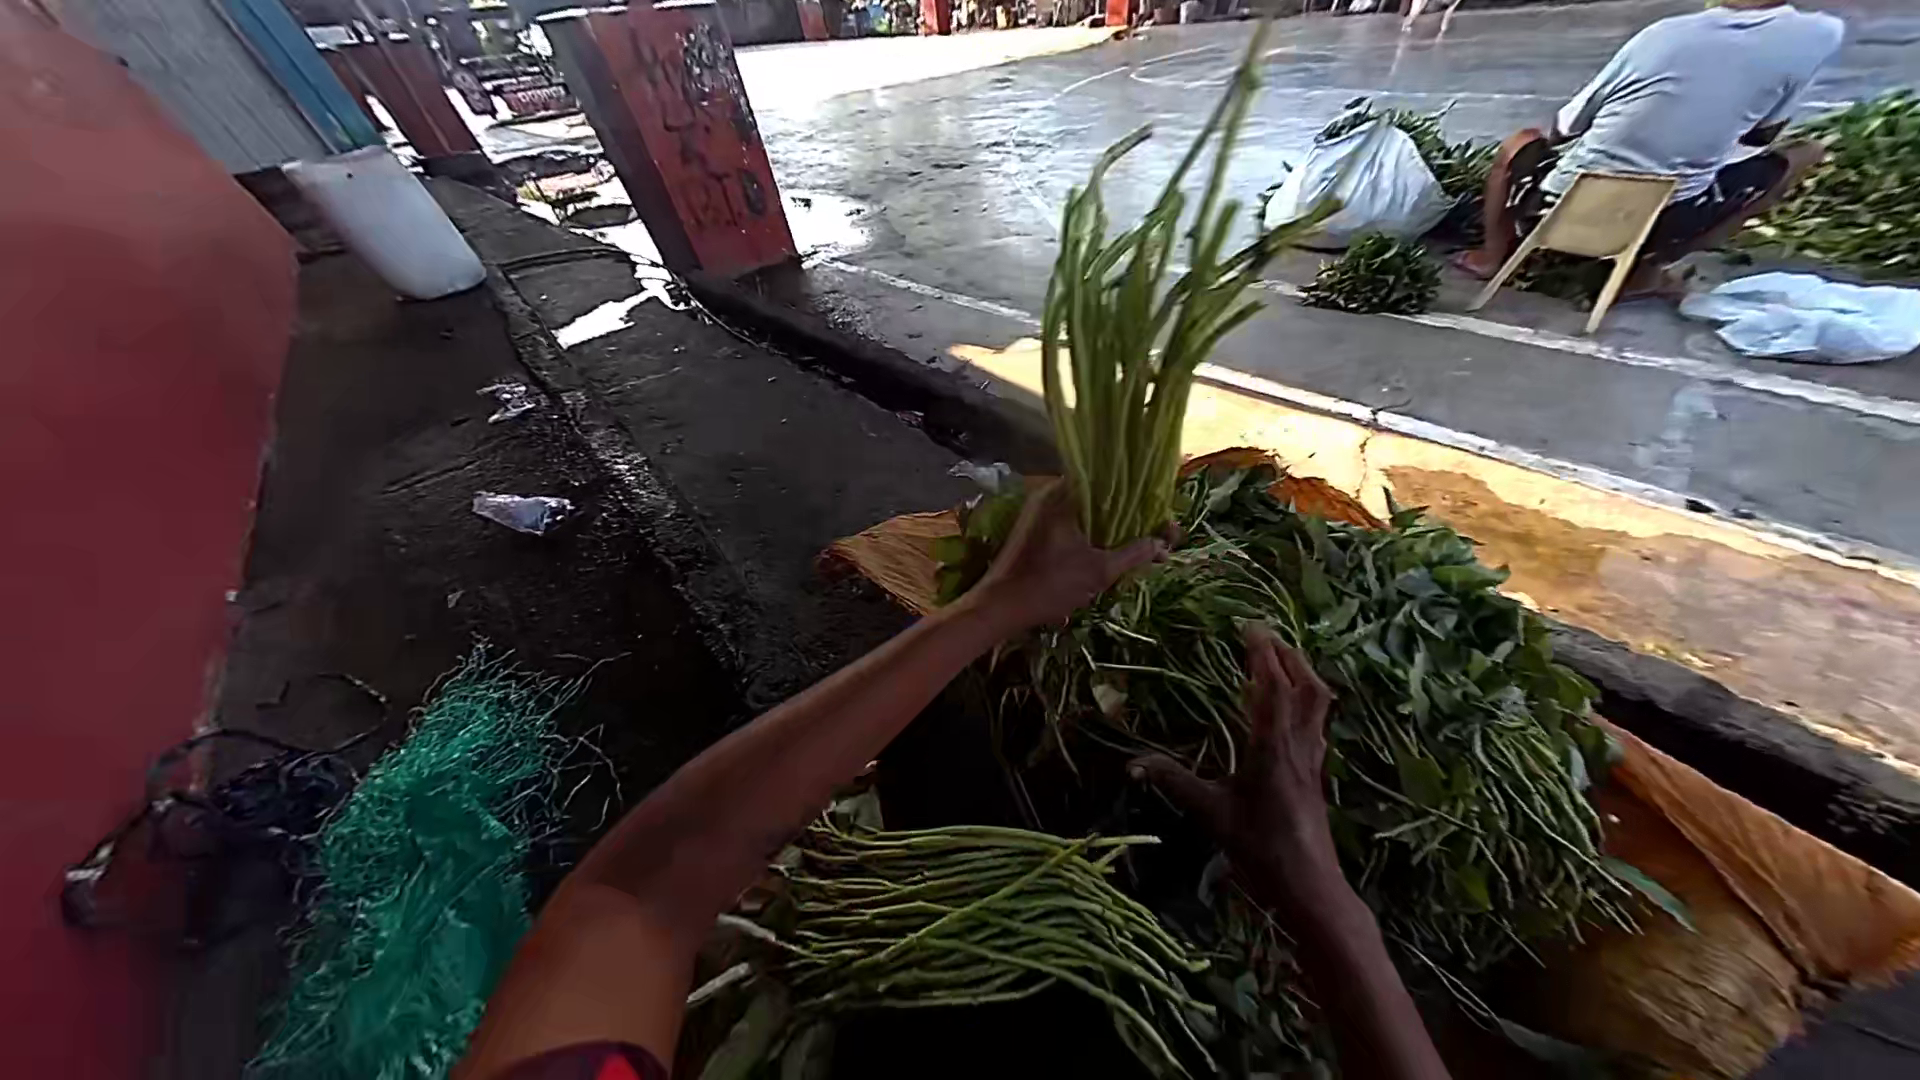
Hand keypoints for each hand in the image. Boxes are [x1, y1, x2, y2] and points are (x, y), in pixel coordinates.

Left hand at [965, 480, 1168, 632]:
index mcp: (1064, 493)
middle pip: (1103, 498)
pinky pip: (1074, 523)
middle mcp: (1050, 494)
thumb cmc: (1049, 585)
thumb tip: (1161, 544)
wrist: (999, 606)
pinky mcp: (1035, 529)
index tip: (1165, 524)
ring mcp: (1040, 511)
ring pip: (1088, 513)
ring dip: (1114, 529)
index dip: (1146, 501)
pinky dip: (1094, 535)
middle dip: (1133, 518)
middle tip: (1158, 540)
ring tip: (1140, 550)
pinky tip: (1111, 554)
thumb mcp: (1099, 571)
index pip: (1115, 483)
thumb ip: (1134, 553)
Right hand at [1129, 624, 1342, 912]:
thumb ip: (1173, 781)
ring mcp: (1313, 757)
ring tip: (1279, 656)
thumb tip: (1132, 764)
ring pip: (1319, 701)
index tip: (1248, 627)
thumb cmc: (1260, 848)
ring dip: (1302, 671)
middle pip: (1307, 686)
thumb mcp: (1211, 812)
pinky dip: (1305, 696)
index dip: (1262, 654)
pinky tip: (1290, 701)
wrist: (1310, 887)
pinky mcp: (1317, 769)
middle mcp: (1298, 745)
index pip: (1272, 688)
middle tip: (1264, 632)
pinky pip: (1317, 719)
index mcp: (1272, 748)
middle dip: (1287, 653)